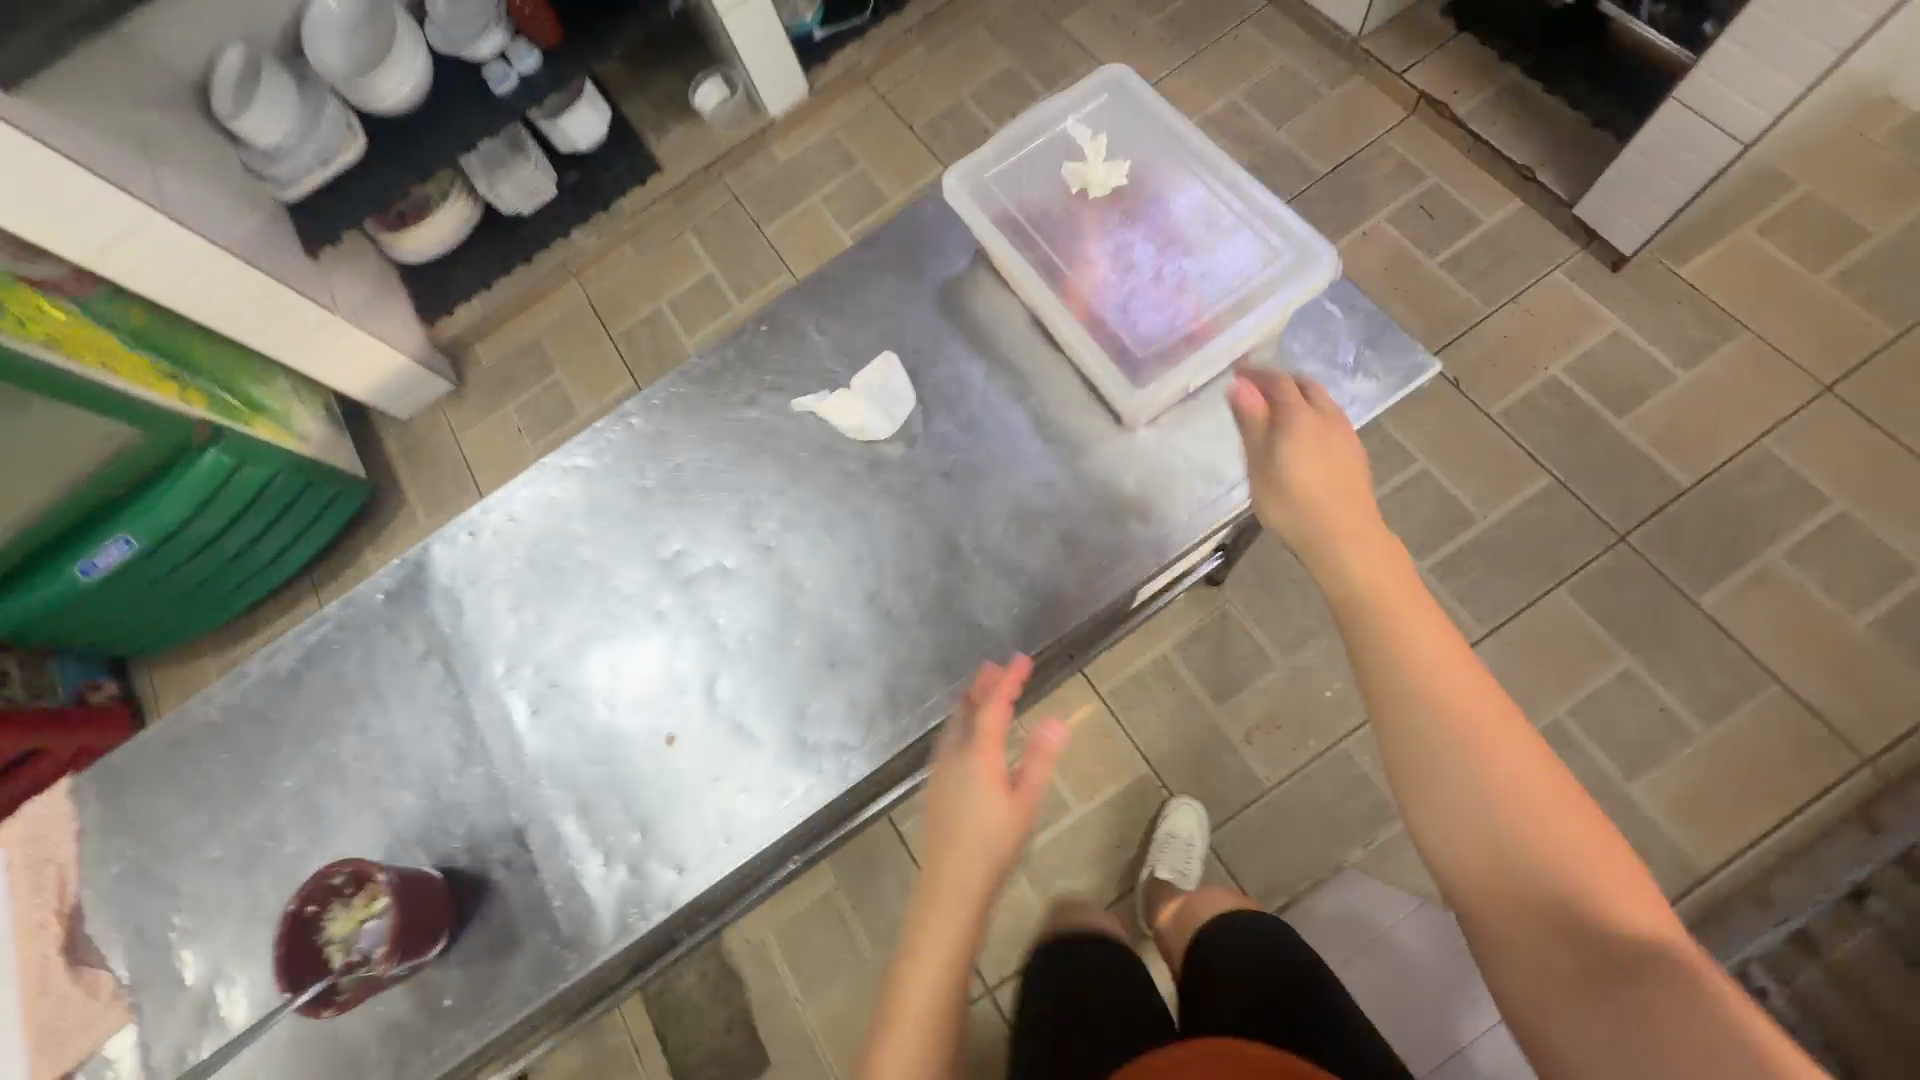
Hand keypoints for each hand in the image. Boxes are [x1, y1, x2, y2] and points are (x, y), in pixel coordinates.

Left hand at [918, 654, 1069, 911]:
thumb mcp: (1026, 802)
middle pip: (968, 708)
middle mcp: (955, 752)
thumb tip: (1057, 720)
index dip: (1008, 680)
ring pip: (954, 722)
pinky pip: (948, 737)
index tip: (1021, 658)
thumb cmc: (995, 844)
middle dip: (983, 684)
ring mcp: (940, 767)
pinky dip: (961, 720)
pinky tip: (965, 733)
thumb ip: (1040, 759)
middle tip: (997, 665)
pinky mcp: (935, 782)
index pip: (994, 704)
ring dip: (969, 701)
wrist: (951, 882)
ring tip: (981, 689)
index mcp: (979, 752)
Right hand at [1228, 368, 1396, 583]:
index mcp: (1298, 414)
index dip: (1256, 373)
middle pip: (1304, 384)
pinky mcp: (1354, 452)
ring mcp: (1345, 433)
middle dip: (1280, 380)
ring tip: (1278, 410)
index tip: (1237, 373)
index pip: (1276, 380)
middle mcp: (1326, 415)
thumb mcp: (1259, 464)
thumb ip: (1251, 422)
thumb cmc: (1290, 503)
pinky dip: (1313, 414)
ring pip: (1322, 401)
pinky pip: (1331, 418)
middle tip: (1257, 390)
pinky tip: (1304, 435)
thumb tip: (1240, 385)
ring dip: (1299, 396)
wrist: (1343, 537)